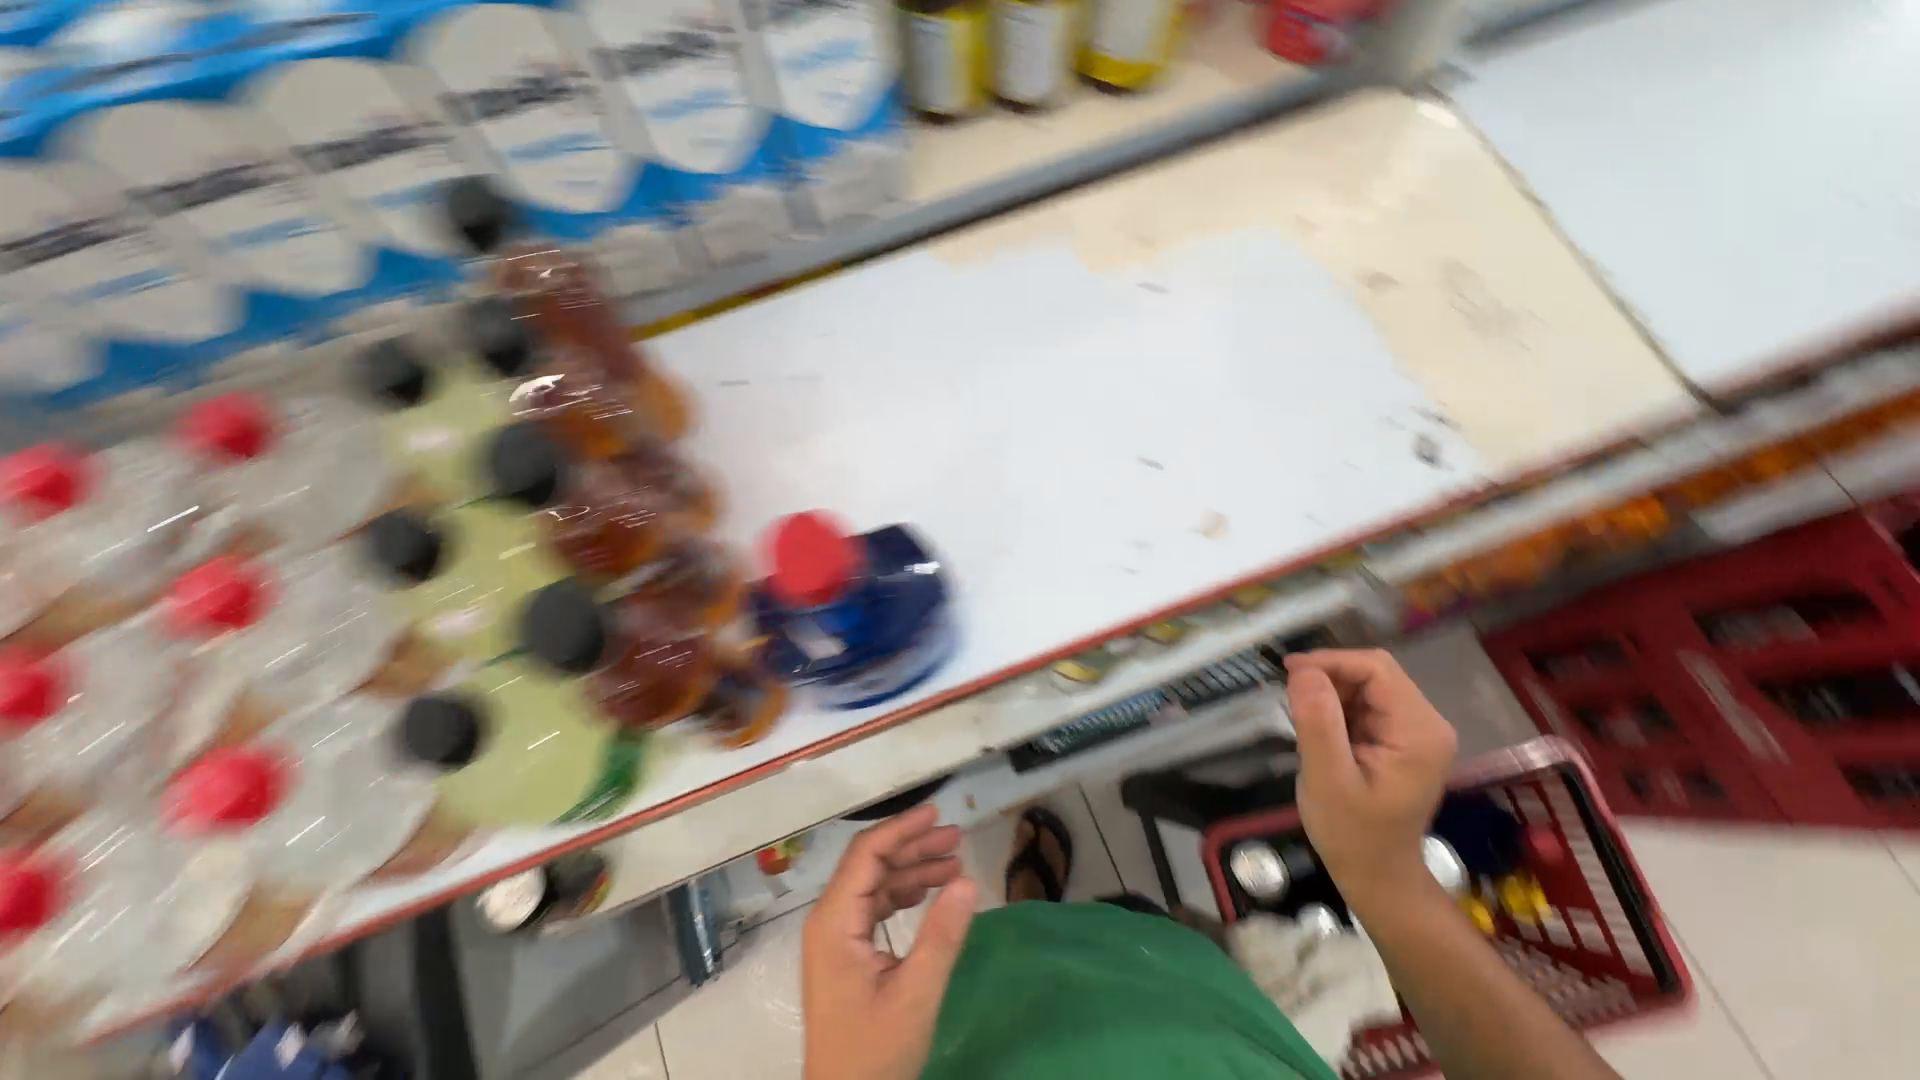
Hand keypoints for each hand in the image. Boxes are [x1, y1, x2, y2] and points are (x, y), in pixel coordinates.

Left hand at [801, 804, 978, 1079]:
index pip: (866, 855)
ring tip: (955, 860)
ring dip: (913, 869)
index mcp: (834, 922)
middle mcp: (829, 921)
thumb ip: (941, 934)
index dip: (901, 829)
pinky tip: (933, 891)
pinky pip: (875, 908)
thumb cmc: (875, 1052)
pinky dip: (905, 894)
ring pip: (875, 884)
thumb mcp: (916, 994)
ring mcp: (836, 938)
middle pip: (870, 865)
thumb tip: (967, 879)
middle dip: (913, 846)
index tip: (937, 812)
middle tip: (957, 836)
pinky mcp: (847, 954)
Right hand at [1285, 649, 1456, 900]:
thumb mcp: (1327, 779)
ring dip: (1331, 692)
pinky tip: (1320, 732)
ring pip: (1368, 685)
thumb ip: (1318, 722)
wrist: (1377, 875)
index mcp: (1419, 731)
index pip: (1376, 669)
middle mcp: (1427, 723)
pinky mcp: (1402, 739)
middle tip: (1290, 698)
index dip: (1330, 662)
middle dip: (1329, 676)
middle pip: (1374, 673)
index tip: (1288, 674)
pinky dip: (1338, 707)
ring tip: (1304, 721)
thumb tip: (1303, 672)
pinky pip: (1367, 704)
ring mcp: (1417, 731)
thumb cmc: (1352, 834)